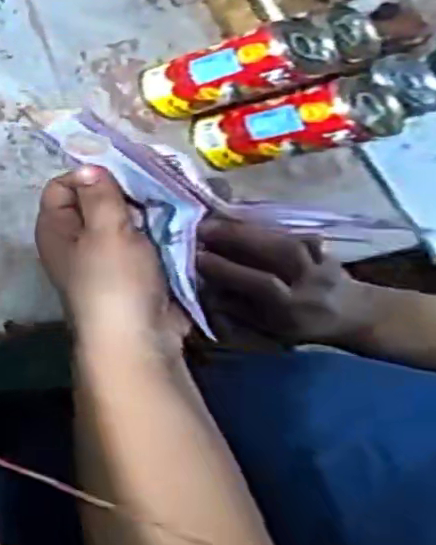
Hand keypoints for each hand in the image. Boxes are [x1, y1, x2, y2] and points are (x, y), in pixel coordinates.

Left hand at [35, 166, 187, 348]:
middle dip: (130, 189)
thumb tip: (87, 166)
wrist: (136, 333)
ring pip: (126, 219)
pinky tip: (193, 219)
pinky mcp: (132, 268)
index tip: (131, 168)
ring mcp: (103, 253)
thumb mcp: (105, 232)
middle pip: (96, 200)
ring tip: (187, 195)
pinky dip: (165, 228)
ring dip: (153, 208)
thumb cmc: (113, 280)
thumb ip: (99, 198)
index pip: (62, 186)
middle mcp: (72, 238)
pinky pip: (146, 238)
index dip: (92, 174)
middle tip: (169, 179)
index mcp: (54, 227)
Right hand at [196, 218, 379, 347]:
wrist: (349, 314)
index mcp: (293, 306)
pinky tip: (245, 223)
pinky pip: (300, 235)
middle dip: (240, 237)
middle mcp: (314, 283)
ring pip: (291, 241)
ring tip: (217, 221)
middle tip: (202, 228)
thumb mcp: (260, 323)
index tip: (195, 258)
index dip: (229, 269)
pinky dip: (272, 228)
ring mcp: (325, 265)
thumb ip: (232, 305)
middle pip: (283, 253)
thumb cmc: (290, 323)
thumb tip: (200, 283)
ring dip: (252, 229)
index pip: (262, 283)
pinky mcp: (327, 252)